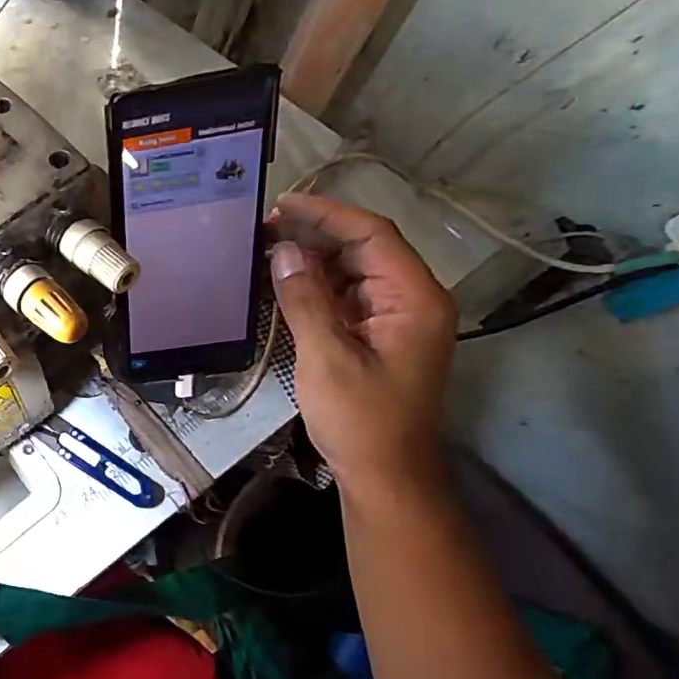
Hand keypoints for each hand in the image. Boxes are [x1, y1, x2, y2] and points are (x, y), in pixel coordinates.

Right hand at [268, 193, 456, 489]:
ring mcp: (394, 319)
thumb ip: (306, 300)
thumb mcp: (327, 358)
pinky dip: (315, 286)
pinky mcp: (376, 336)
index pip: (373, 236)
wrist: (384, 474)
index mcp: (413, 299)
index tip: (283, 204)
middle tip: (265, 228)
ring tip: (267, 249)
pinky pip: (345, 297)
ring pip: (352, 272)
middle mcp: (410, 301)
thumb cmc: (361, 420)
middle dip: (316, 234)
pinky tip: (284, 282)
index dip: (328, 214)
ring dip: (313, 259)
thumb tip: (285, 252)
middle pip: (364, 249)